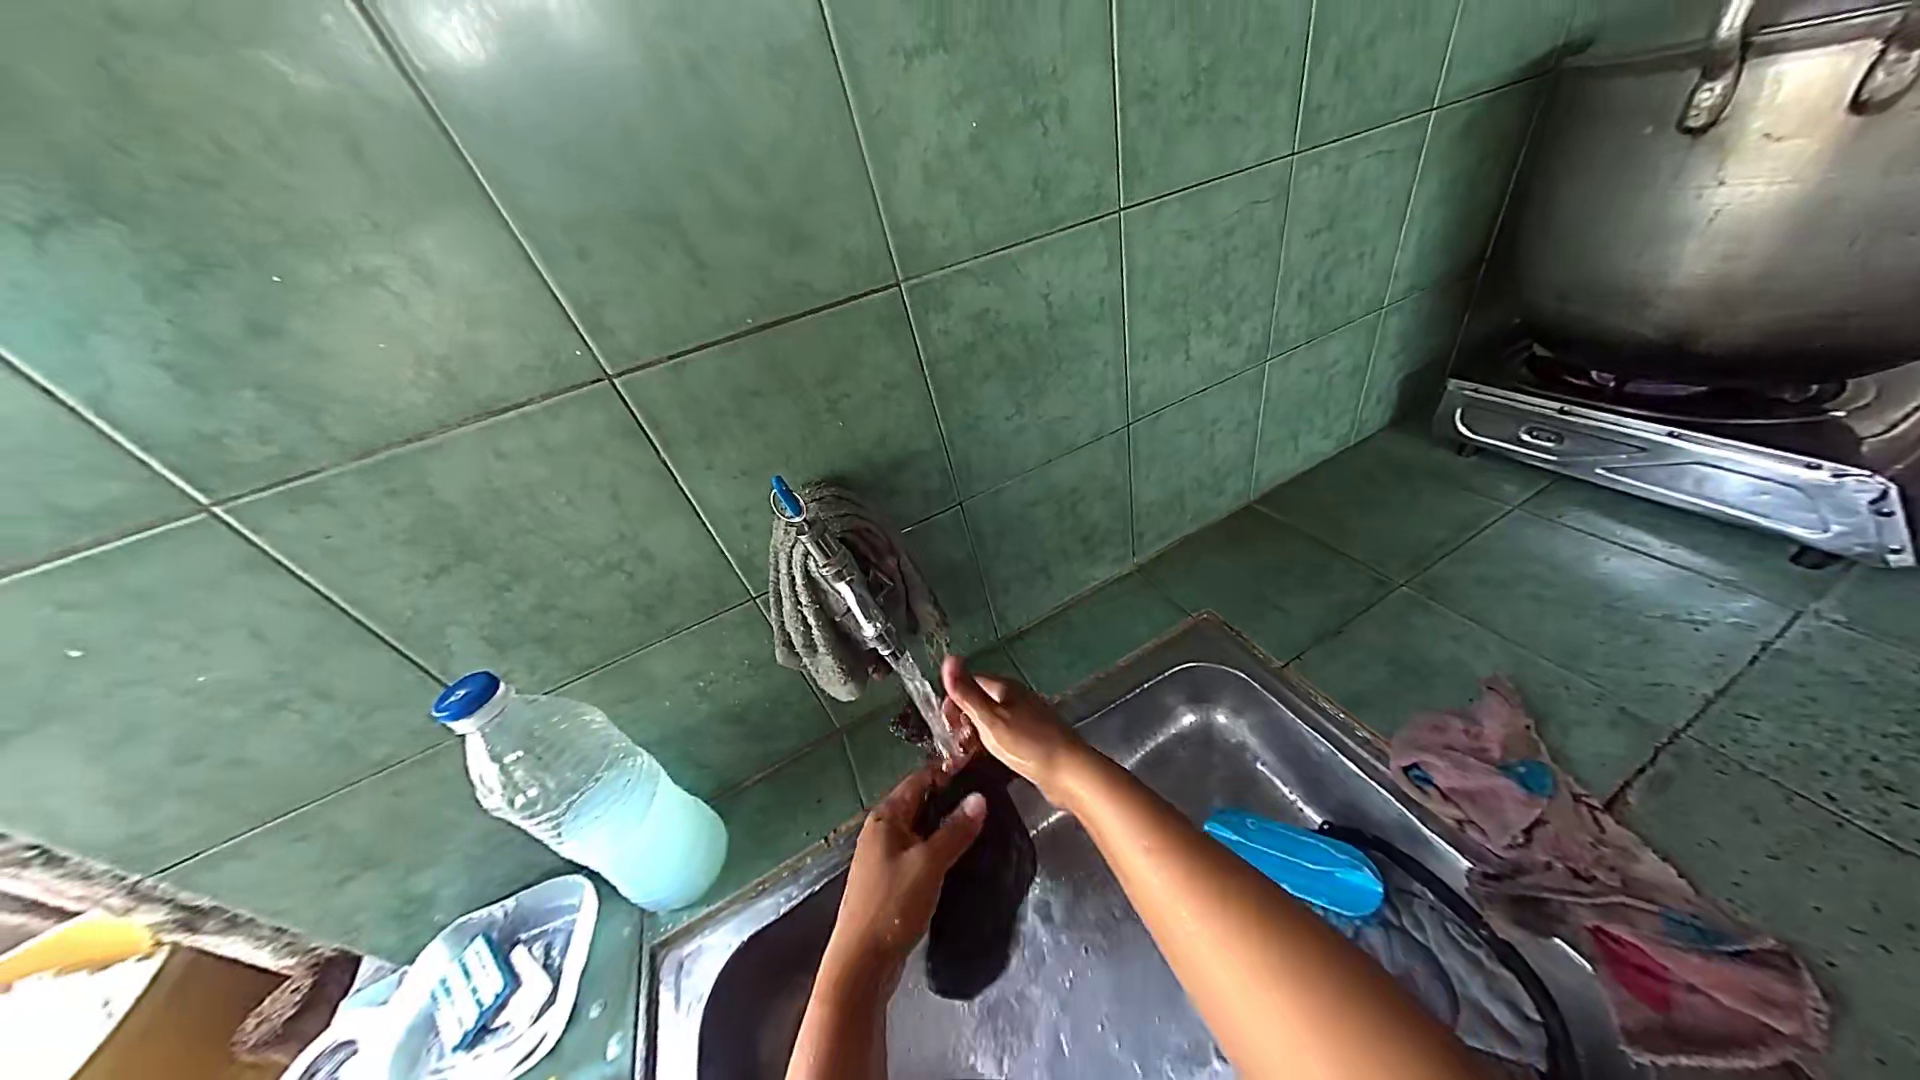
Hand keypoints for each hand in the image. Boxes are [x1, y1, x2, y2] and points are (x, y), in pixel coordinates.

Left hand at [823, 765, 985, 979]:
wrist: (861, 963)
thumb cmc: (893, 904)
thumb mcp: (929, 863)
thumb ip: (955, 830)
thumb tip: (980, 797)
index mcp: (885, 817)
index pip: (919, 779)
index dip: (947, 772)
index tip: (979, 770)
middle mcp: (881, 830)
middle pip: (919, 802)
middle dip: (950, 798)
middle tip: (987, 798)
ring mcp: (884, 855)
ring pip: (920, 829)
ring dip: (945, 825)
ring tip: (980, 824)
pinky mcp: (890, 879)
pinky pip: (918, 851)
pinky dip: (938, 848)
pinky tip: (960, 856)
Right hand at [940, 655, 1092, 801]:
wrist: (1070, 773)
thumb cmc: (1028, 744)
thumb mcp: (990, 719)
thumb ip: (967, 692)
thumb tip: (948, 658)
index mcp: (1006, 687)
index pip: (971, 682)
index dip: (954, 698)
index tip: (944, 722)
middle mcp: (1017, 698)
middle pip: (981, 701)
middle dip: (964, 719)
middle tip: (955, 742)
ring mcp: (1027, 718)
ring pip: (992, 720)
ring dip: (976, 734)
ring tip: (966, 755)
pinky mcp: (1033, 739)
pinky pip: (1004, 736)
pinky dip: (992, 745)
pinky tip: (988, 760)